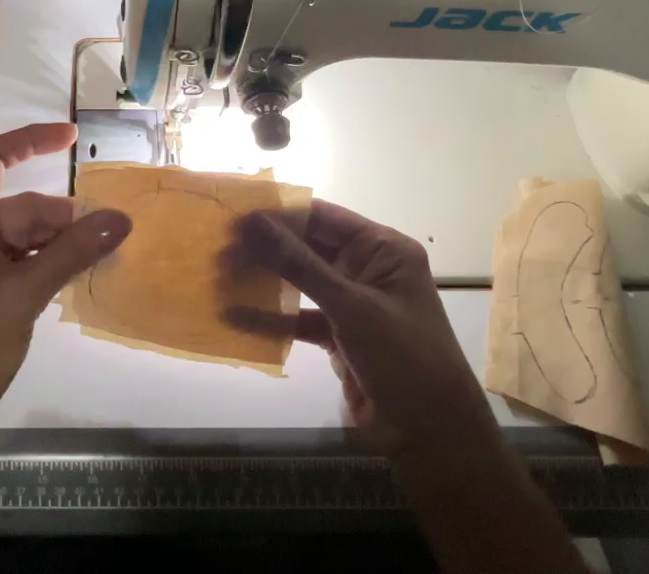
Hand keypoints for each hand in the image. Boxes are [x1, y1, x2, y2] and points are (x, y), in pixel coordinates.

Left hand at [0, 123, 130, 549]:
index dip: (32, 140)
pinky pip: (14, 263)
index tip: (74, 136)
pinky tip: (74, 279)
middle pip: (18, 205)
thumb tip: (122, 217)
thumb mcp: (25, 293)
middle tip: (112, 232)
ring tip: (102, 256)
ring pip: (20, 237)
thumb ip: (73, 251)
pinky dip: (43, 266)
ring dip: (59, 244)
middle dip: (64, 216)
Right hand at [235, 201, 490, 452]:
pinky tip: (233, 315)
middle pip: (306, 246)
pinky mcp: (337, 334)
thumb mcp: (350, 305)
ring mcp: (350, 302)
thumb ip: (298, 262)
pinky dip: (270, 317)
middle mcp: (366, 268)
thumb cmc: (403, 357)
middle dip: (264, 246)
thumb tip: (252, 220)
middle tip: (216, 245)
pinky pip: (297, 317)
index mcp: (382, 249)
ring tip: (218, 274)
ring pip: (299, 281)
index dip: (278, 212)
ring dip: (263, 279)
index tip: (232, 211)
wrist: (431, 436)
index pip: (322, 217)